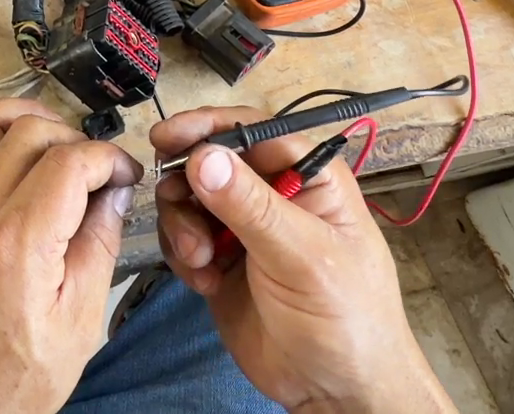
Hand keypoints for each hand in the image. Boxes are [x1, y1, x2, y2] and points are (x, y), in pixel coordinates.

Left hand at [0, 99, 141, 413]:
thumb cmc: (19, 368)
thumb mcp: (82, 316)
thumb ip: (100, 240)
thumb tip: (115, 188)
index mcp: (20, 241)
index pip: (69, 161)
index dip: (108, 157)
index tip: (126, 172)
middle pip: (32, 130)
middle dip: (77, 138)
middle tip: (98, 169)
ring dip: (32, 119)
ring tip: (62, 146)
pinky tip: (24, 151)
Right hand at [152, 108, 452, 413]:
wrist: (336, 397)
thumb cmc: (345, 321)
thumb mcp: (303, 259)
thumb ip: (252, 207)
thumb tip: (203, 157)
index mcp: (306, 175)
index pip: (250, 130)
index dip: (207, 128)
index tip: (168, 138)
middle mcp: (270, 191)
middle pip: (208, 158)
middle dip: (186, 183)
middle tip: (175, 204)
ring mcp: (241, 224)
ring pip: (187, 194)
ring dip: (182, 223)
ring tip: (199, 259)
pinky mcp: (217, 255)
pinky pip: (180, 232)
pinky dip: (181, 252)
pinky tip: (202, 281)